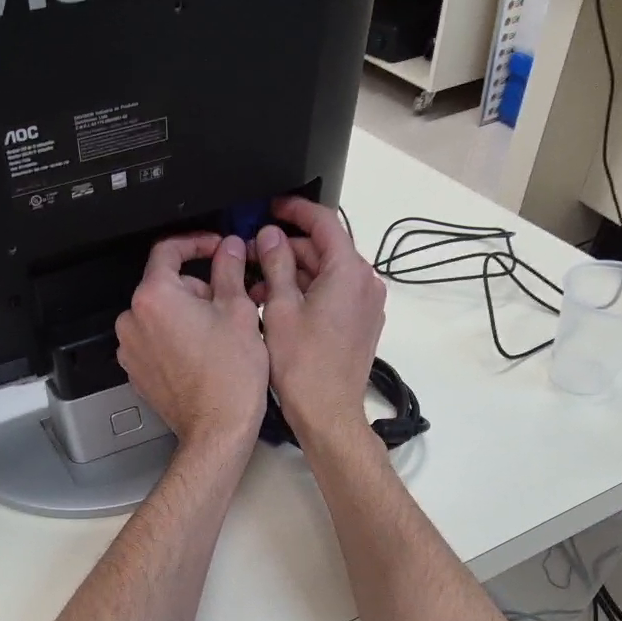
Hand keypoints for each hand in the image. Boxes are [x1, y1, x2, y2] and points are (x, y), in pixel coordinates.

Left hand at [115, 232, 269, 448]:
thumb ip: (229, 270)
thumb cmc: (228, 380)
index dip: (196, 243)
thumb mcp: (239, 311)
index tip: (215, 248)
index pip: (168, 250)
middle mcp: (133, 320)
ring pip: (160, 315)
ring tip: (218, 335)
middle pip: (165, 285)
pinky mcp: (137, 371)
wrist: (217, 430)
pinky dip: (176, 340)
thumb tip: (229, 249)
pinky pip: (155, 341)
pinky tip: (203, 354)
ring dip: (187, 315)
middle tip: (228, 303)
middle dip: (196, 288)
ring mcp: (131, 348)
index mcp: (154, 297)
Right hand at [252, 197, 387, 443]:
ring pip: (327, 274)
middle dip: (288, 248)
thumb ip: (276, 264)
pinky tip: (279, 304)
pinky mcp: (361, 326)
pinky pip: (335, 296)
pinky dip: (309, 293)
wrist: (328, 414)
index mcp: (348, 272)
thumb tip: (271, 236)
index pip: (324, 222)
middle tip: (254, 253)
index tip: (273, 206)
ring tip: (258, 285)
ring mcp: (366, 306)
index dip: (296, 210)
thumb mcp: (280, 308)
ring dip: (294, 273)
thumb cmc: (304, 367)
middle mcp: (365, 284)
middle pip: (325, 249)